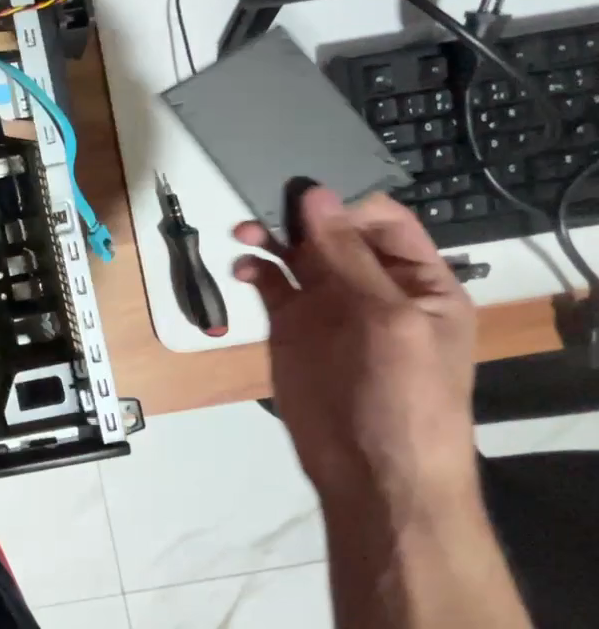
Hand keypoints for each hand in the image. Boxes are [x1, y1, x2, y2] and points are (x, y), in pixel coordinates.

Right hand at [232, 185, 477, 507]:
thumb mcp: (386, 319)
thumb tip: (315, 195)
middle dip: (296, 214)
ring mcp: (328, 305)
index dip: (344, 203)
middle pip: (331, 231)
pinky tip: (241, 270)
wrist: (370, 467)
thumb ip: (346, 256)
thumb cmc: (401, 393)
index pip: (383, 222)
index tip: (300, 193)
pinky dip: (251, 268)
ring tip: (244, 234)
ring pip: (294, 251)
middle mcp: (373, 286)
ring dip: (268, 236)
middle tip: (258, 205)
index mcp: (418, 283)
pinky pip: (268, 281)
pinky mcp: (290, 322)